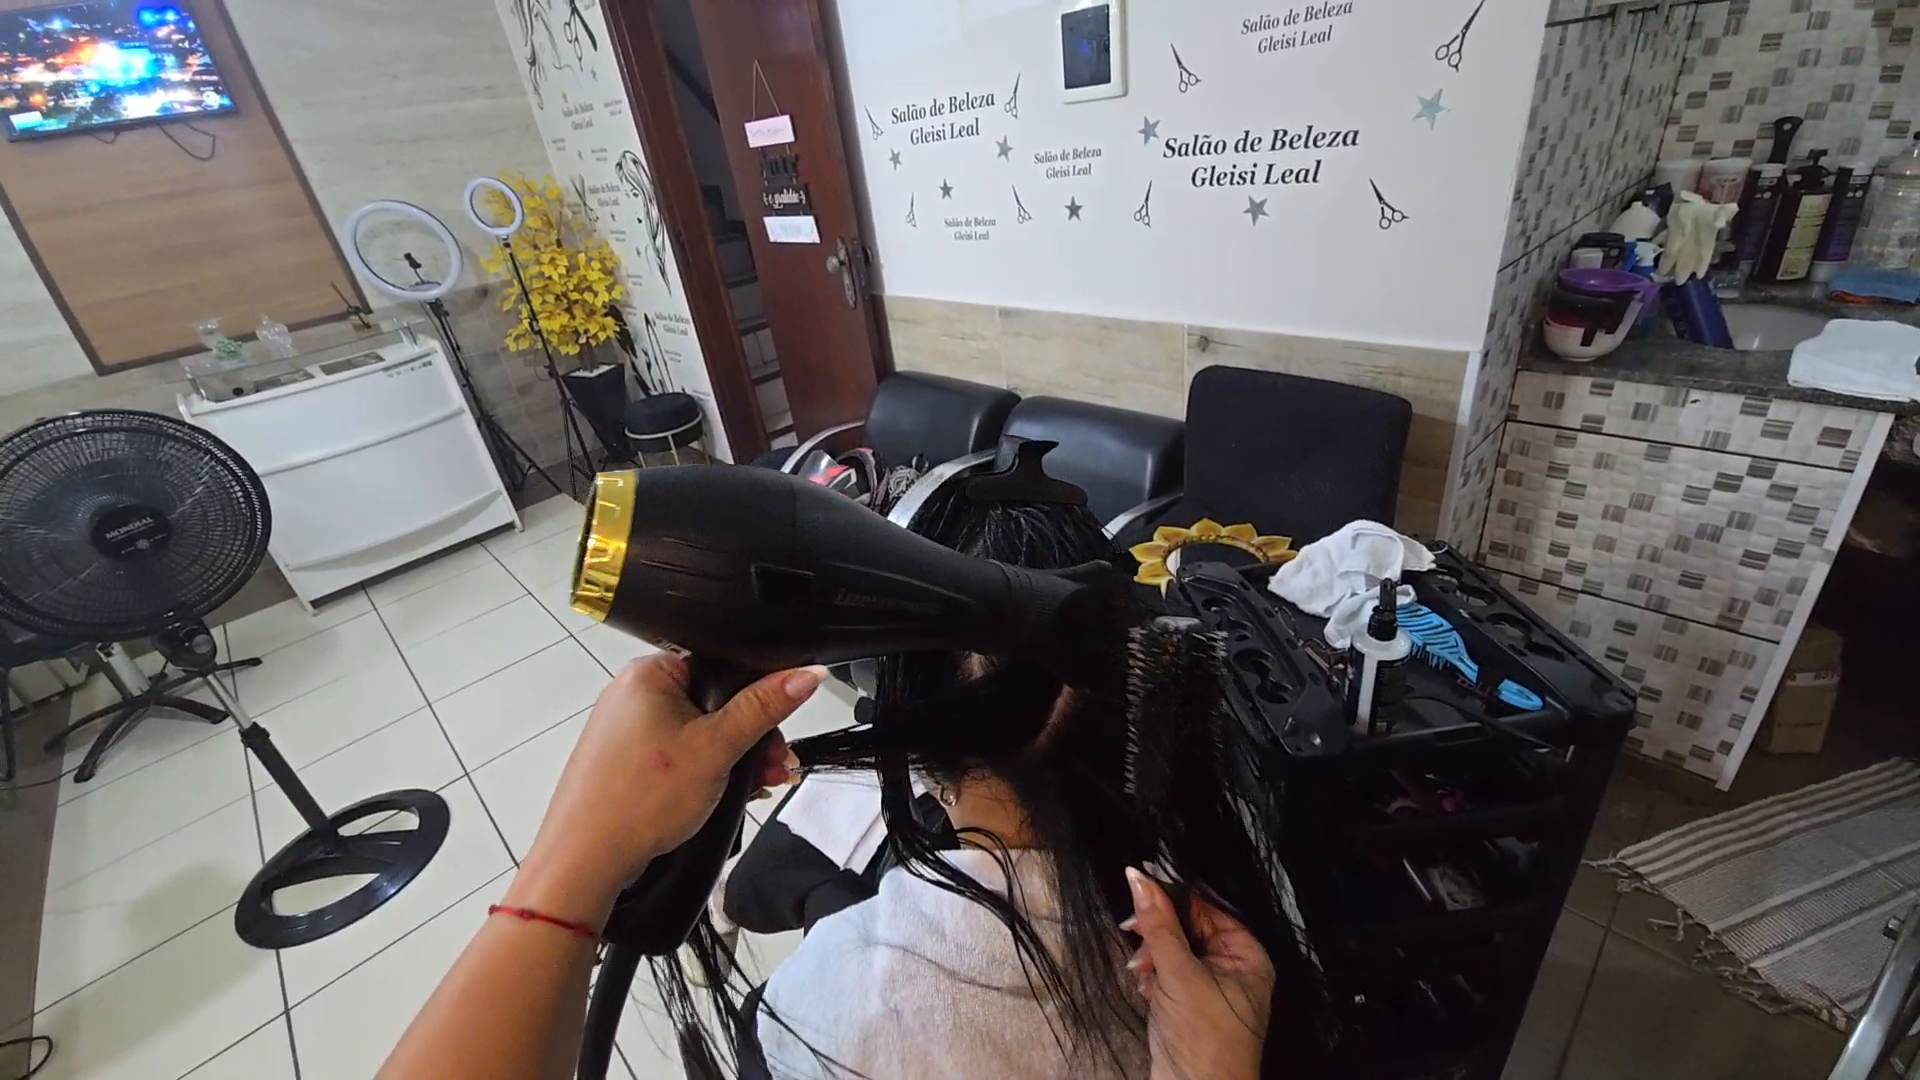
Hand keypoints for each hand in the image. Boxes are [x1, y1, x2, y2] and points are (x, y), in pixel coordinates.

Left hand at [510, 654, 822, 926]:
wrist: (582, 866)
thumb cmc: (635, 802)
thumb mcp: (717, 747)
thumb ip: (764, 707)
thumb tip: (805, 674)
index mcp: (650, 673)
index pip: (724, 663)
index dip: (761, 691)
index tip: (783, 721)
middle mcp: (636, 694)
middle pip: (717, 700)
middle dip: (753, 733)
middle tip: (775, 761)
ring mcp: (629, 729)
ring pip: (702, 729)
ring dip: (737, 755)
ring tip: (762, 781)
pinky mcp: (628, 759)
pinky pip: (682, 751)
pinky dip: (709, 768)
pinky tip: (731, 790)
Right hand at [1125, 868, 1274, 1079]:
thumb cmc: (1201, 1033)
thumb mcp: (1178, 973)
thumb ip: (1157, 923)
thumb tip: (1136, 874)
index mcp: (1246, 955)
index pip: (1207, 906)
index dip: (1173, 894)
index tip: (1139, 884)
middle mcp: (1233, 966)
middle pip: (1188, 924)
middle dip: (1158, 930)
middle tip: (1131, 932)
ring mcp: (1211, 985)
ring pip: (1174, 946)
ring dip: (1151, 953)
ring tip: (1139, 971)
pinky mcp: (1189, 1001)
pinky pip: (1168, 968)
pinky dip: (1152, 973)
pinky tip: (1143, 985)